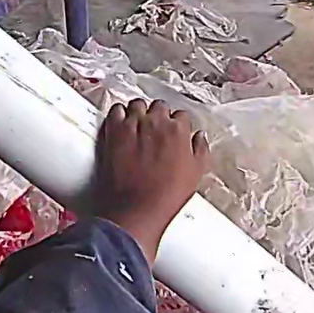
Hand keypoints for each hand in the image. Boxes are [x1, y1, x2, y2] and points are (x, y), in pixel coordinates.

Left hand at [93, 99, 208, 262]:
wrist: (136, 207)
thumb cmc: (167, 194)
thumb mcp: (196, 173)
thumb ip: (200, 150)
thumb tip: (199, 136)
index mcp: (178, 130)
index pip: (181, 116)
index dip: (176, 125)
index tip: (172, 133)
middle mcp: (155, 121)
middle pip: (158, 107)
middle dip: (158, 116)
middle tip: (154, 130)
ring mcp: (132, 123)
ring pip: (137, 105)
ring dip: (138, 113)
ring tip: (137, 126)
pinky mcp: (113, 129)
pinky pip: (116, 110)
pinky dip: (119, 115)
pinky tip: (121, 126)